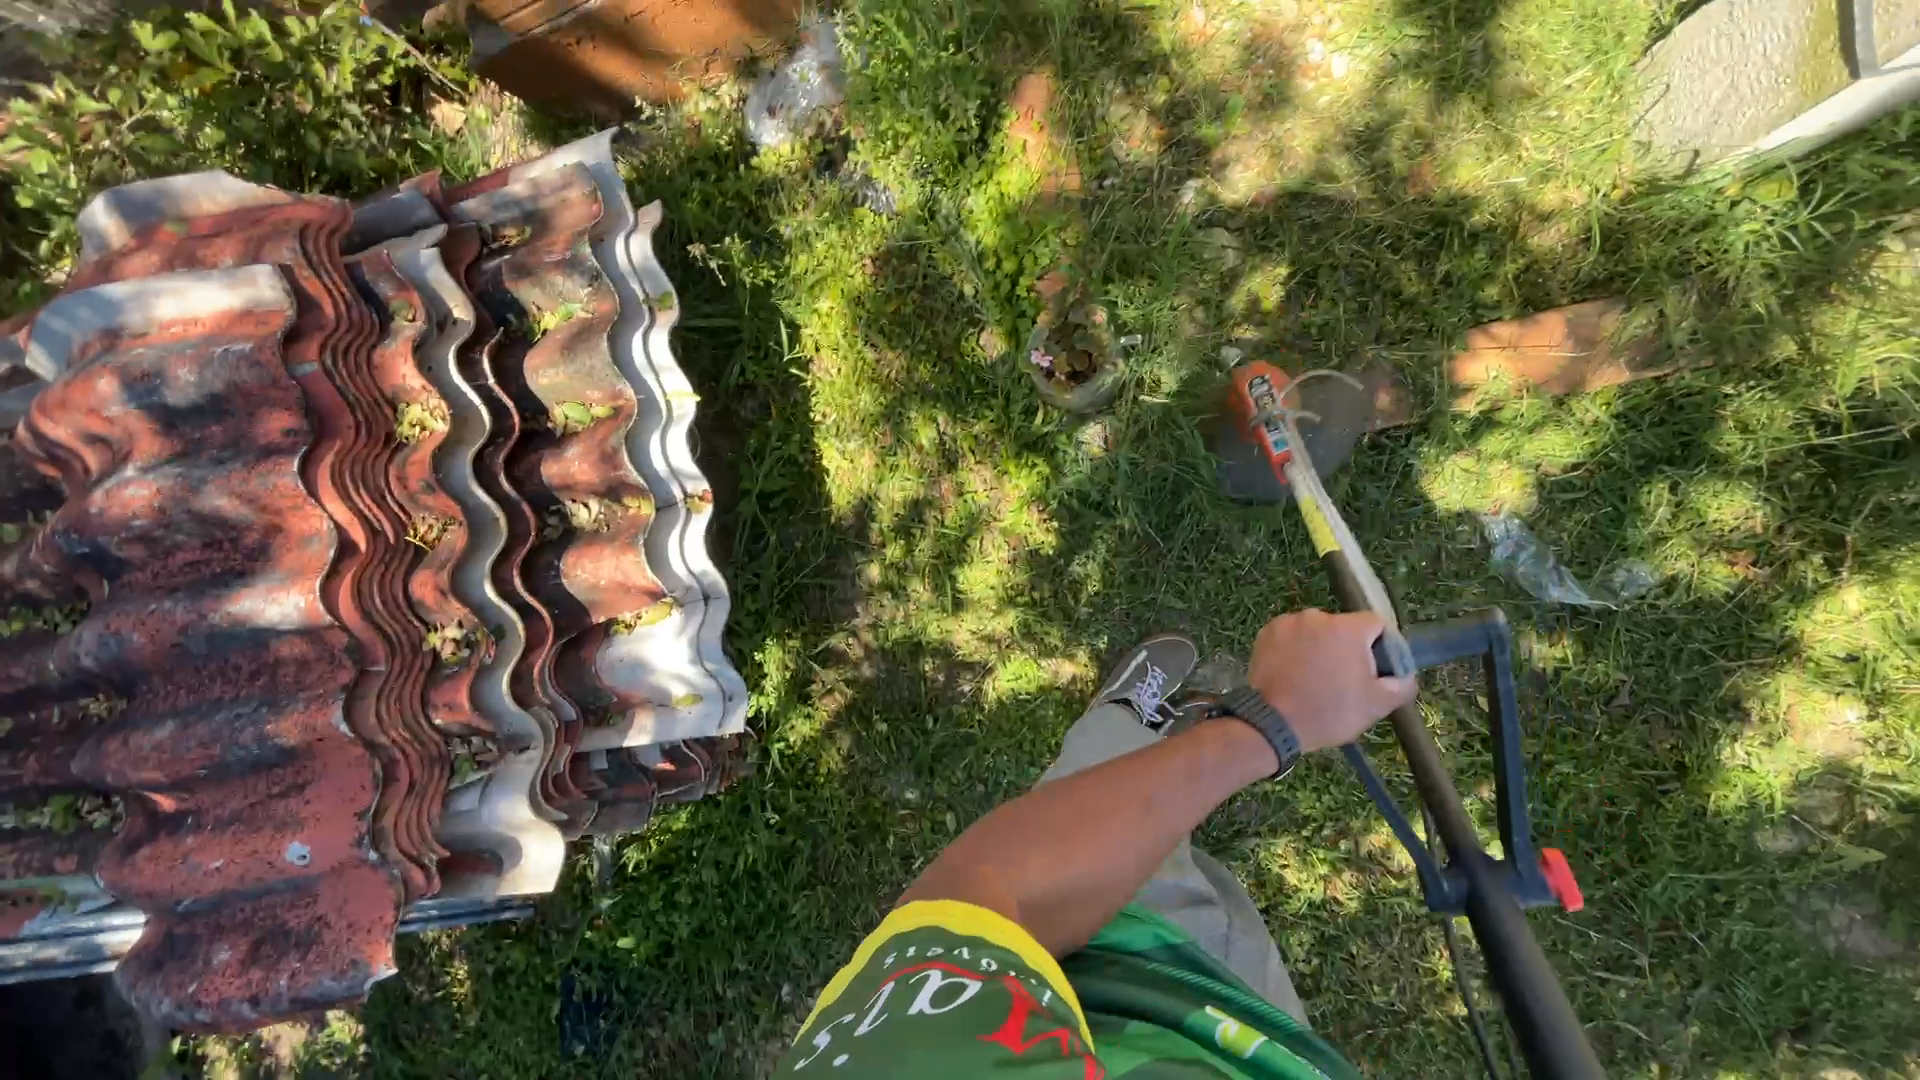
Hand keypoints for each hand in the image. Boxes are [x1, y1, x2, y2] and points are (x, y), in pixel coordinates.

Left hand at [1247, 609, 1416, 752]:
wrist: (1272, 721)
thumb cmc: (1330, 712)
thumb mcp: (1377, 704)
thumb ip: (1401, 683)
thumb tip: (1403, 674)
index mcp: (1347, 628)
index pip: (1375, 624)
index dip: (1380, 645)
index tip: (1374, 669)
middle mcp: (1316, 617)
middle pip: (1343, 627)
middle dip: (1347, 648)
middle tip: (1342, 679)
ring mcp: (1287, 623)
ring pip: (1315, 631)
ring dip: (1319, 647)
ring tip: (1313, 678)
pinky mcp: (1265, 633)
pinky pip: (1291, 636)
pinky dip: (1295, 648)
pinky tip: (1293, 672)